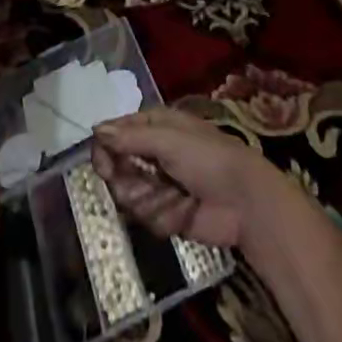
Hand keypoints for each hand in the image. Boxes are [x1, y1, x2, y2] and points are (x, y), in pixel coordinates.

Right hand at [91, 106, 276, 247]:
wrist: (247, 204)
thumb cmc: (209, 159)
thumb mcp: (168, 140)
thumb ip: (130, 137)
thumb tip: (95, 129)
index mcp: (152, 126)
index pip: (113, 133)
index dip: (104, 148)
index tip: (104, 166)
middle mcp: (150, 153)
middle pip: (114, 165)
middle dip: (122, 178)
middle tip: (133, 185)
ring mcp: (157, 184)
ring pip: (126, 192)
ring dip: (144, 198)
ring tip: (169, 198)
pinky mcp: (165, 213)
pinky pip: (144, 215)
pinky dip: (160, 215)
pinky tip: (180, 211)